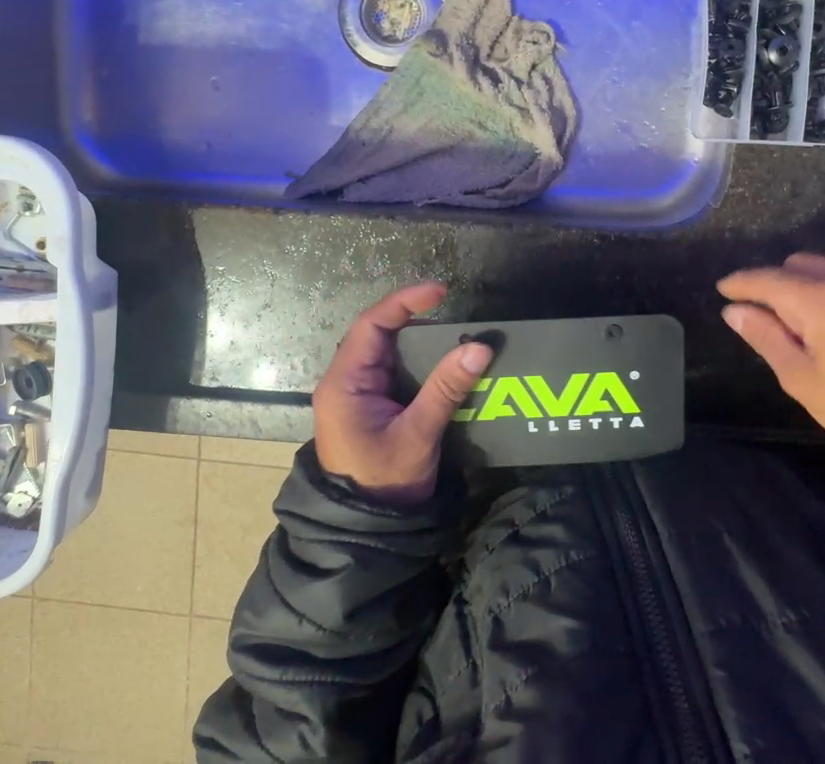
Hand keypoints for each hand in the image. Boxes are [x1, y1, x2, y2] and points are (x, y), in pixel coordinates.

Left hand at [312, 282, 492, 505]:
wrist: (365, 532)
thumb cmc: (384, 481)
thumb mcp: (418, 434)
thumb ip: (445, 389)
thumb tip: (479, 347)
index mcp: (345, 382)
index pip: (371, 325)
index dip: (404, 302)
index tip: (440, 292)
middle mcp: (346, 382)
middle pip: (379, 336)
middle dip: (416, 322)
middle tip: (455, 318)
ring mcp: (357, 396)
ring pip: (389, 355)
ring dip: (421, 345)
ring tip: (457, 340)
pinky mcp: (371, 410)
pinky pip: (396, 376)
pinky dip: (421, 367)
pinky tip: (446, 369)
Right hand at [718, 253, 824, 443]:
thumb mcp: (800, 377)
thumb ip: (765, 337)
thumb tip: (734, 310)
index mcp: (819, 300)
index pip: (768, 279)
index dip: (741, 282)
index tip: (724, 289)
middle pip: (798, 263)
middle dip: (777, 280)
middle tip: (767, 310)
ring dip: (809, 279)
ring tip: (805, 311)